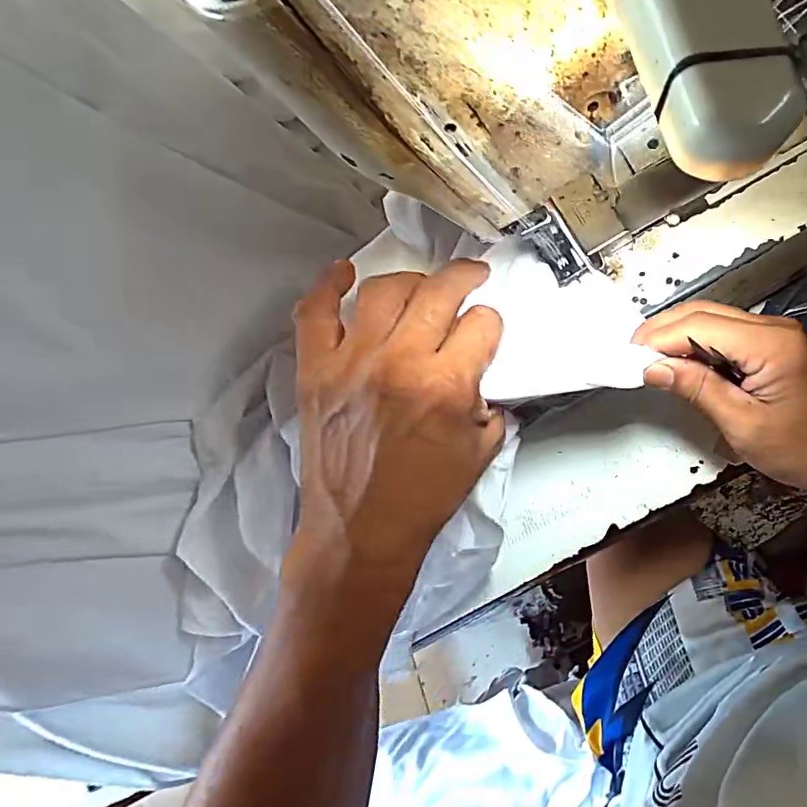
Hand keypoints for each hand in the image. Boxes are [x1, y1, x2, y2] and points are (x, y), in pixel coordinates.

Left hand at [287, 259, 506, 627]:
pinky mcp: (315, 370)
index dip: (491, 323)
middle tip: (471, 278)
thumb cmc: (423, 499)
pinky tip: (344, 274)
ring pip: (384, 289)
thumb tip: (485, 372)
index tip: (486, 330)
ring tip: (421, 287)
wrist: (361, 532)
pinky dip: (327, 285)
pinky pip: (315, 313)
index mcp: (446, 386)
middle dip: (465, 278)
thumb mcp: (480, 453)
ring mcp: (352, 362)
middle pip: (439, 292)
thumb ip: (491, 404)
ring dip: (411, 279)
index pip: (482, 324)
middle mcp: (400, 363)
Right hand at [633, 302, 806, 498]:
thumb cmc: (803, 449)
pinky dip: (695, 343)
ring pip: (711, 319)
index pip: (701, 326)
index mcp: (772, 345)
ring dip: (676, 335)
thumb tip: (655, 368)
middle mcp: (774, 329)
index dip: (661, 338)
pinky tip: (678, 361)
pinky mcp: (770, 344)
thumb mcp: (742, 425)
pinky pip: (724, 332)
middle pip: (704, 313)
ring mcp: (774, 333)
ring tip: (649, 359)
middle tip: (633, 355)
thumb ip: (697, 389)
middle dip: (663, 330)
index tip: (632, 356)